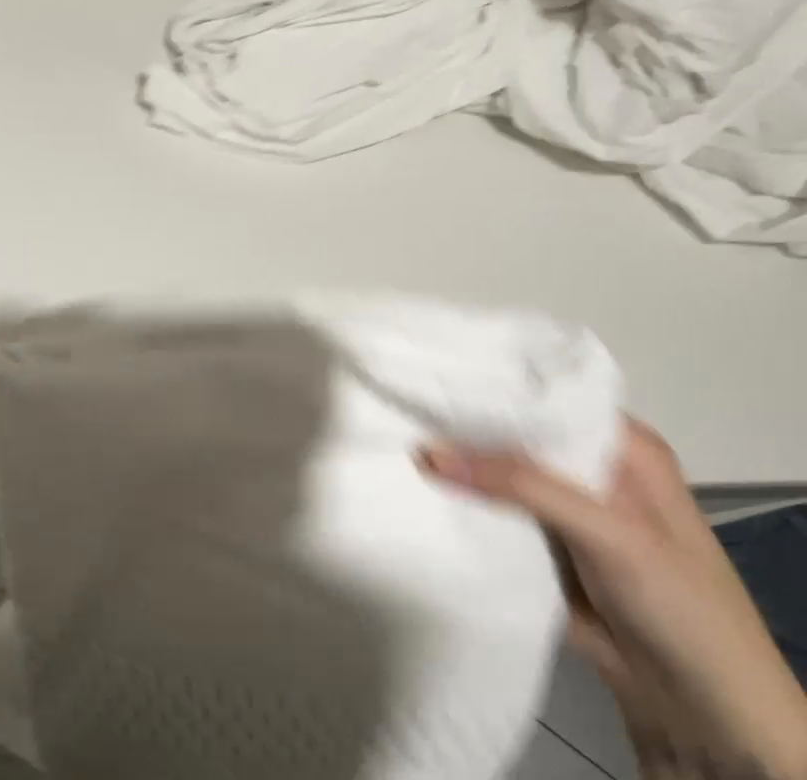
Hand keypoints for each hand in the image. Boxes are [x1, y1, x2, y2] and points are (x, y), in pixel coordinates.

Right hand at [420, 420, 806, 779]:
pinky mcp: (528, 543)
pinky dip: (449, 505)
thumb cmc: (679, 603)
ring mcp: (554, 508)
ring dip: (447, 468)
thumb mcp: (612, 533)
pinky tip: (405, 490)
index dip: (490, 387)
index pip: (546, 399)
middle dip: (456, 427)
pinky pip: (480, 514)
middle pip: (509, 434)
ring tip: (382, 442)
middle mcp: (584, 469)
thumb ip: (523, 486)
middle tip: (390, 407)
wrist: (689, 697)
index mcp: (622, 448)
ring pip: (489, 474)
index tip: (425, 375)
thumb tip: (425, 452)